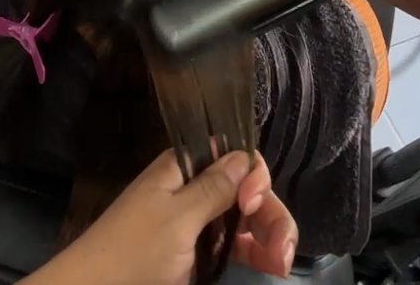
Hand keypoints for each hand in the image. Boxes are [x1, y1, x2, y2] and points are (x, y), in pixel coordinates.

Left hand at [33, 151, 296, 284]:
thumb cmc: (135, 249)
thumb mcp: (177, 218)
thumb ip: (213, 188)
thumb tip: (243, 153)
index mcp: (182, 168)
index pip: (230, 153)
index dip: (250, 173)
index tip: (251, 202)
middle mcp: (192, 188)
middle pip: (244, 188)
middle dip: (269, 212)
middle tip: (284, 251)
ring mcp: (197, 221)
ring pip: (245, 218)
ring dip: (270, 235)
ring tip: (282, 263)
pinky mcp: (199, 252)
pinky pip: (236, 244)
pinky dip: (257, 252)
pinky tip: (273, 265)